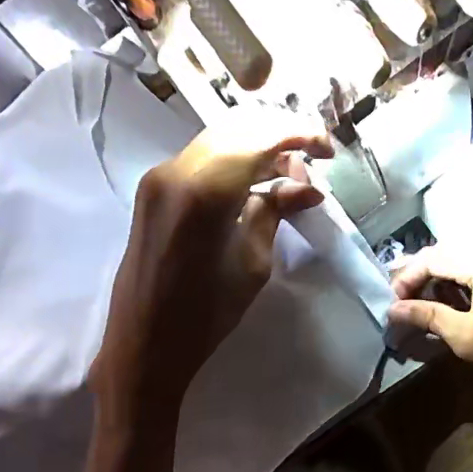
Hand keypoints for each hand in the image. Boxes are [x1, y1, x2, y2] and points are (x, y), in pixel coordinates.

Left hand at [93, 116, 332, 415]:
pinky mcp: (153, 190)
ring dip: (256, 146)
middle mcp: (175, 170)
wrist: (145, 343)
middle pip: (236, 127)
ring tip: (289, 175)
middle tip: (311, 162)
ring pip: (218, 139)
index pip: (258, 137)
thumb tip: (306, 187)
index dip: (299, 135)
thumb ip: (275, 213)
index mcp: (204, 191)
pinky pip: (202, 159)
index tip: (327, 151)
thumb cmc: (205, 316)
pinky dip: (234, 161)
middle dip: (279, 135)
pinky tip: (257, 182)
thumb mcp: (252, 264)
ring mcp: (159, 177)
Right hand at [387, 246, 472, 404]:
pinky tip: (438, 303)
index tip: (392, 304)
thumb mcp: (464, 335)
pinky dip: (451, 285)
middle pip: (442, 255)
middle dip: (417, 278)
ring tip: (414, 304)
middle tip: (398, 302)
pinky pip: (470, 271)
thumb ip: (427, 316)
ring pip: (455, 263)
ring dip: (433, 282)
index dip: (407, 279)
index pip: (432, 259)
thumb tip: (393, 310)